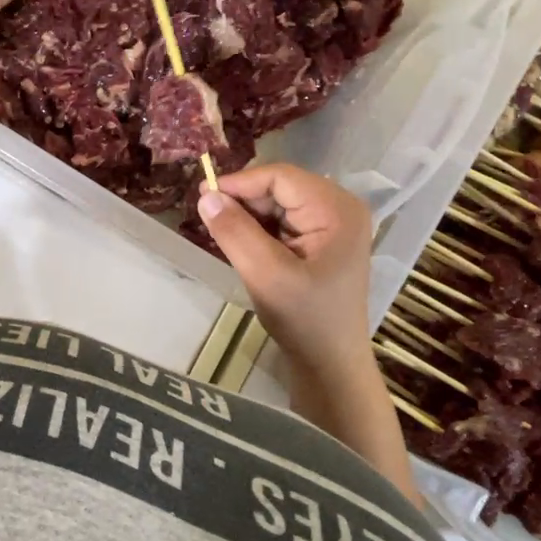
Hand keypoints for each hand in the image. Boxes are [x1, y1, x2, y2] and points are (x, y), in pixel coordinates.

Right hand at [195, 165, 374, 379]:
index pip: (279, 177)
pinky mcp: (319, 242)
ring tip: (223, 237)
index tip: (201, 200)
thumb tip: (205, 196)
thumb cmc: (304, 319)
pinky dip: (256, 230)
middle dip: (242, 201)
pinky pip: (280, 222)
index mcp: (336, 210)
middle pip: (278, 187)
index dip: (239, 183)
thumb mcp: (265, 274)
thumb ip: (235, 232)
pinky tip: (241, 248)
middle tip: (209, 223)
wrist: (329, 363)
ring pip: (275, 204)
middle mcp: (338, 209)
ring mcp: (331, 226)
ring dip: (247, 217)